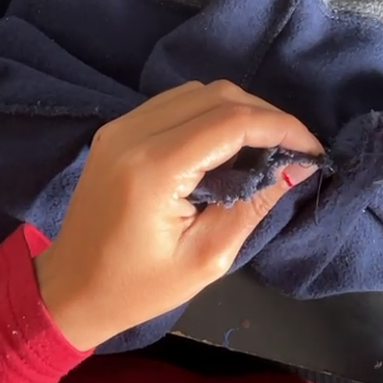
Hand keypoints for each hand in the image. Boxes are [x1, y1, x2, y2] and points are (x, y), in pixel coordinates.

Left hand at [35, 81, 323, 350]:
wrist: (70, 288)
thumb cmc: (138, 287)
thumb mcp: (208, 258)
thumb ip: (253, 203)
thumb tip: (298, 166)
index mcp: (153, 169)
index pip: (231, 122)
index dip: (281, 127)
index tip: (312, 150)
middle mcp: (133, 134)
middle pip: (216, 96)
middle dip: (265, 116)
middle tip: (294, 150)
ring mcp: (120, 127)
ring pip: (195, 93)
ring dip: (238, 111)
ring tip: (267, 147)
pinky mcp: (116, 131)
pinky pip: (174, 104)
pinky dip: (209, 114)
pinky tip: (228, 144)